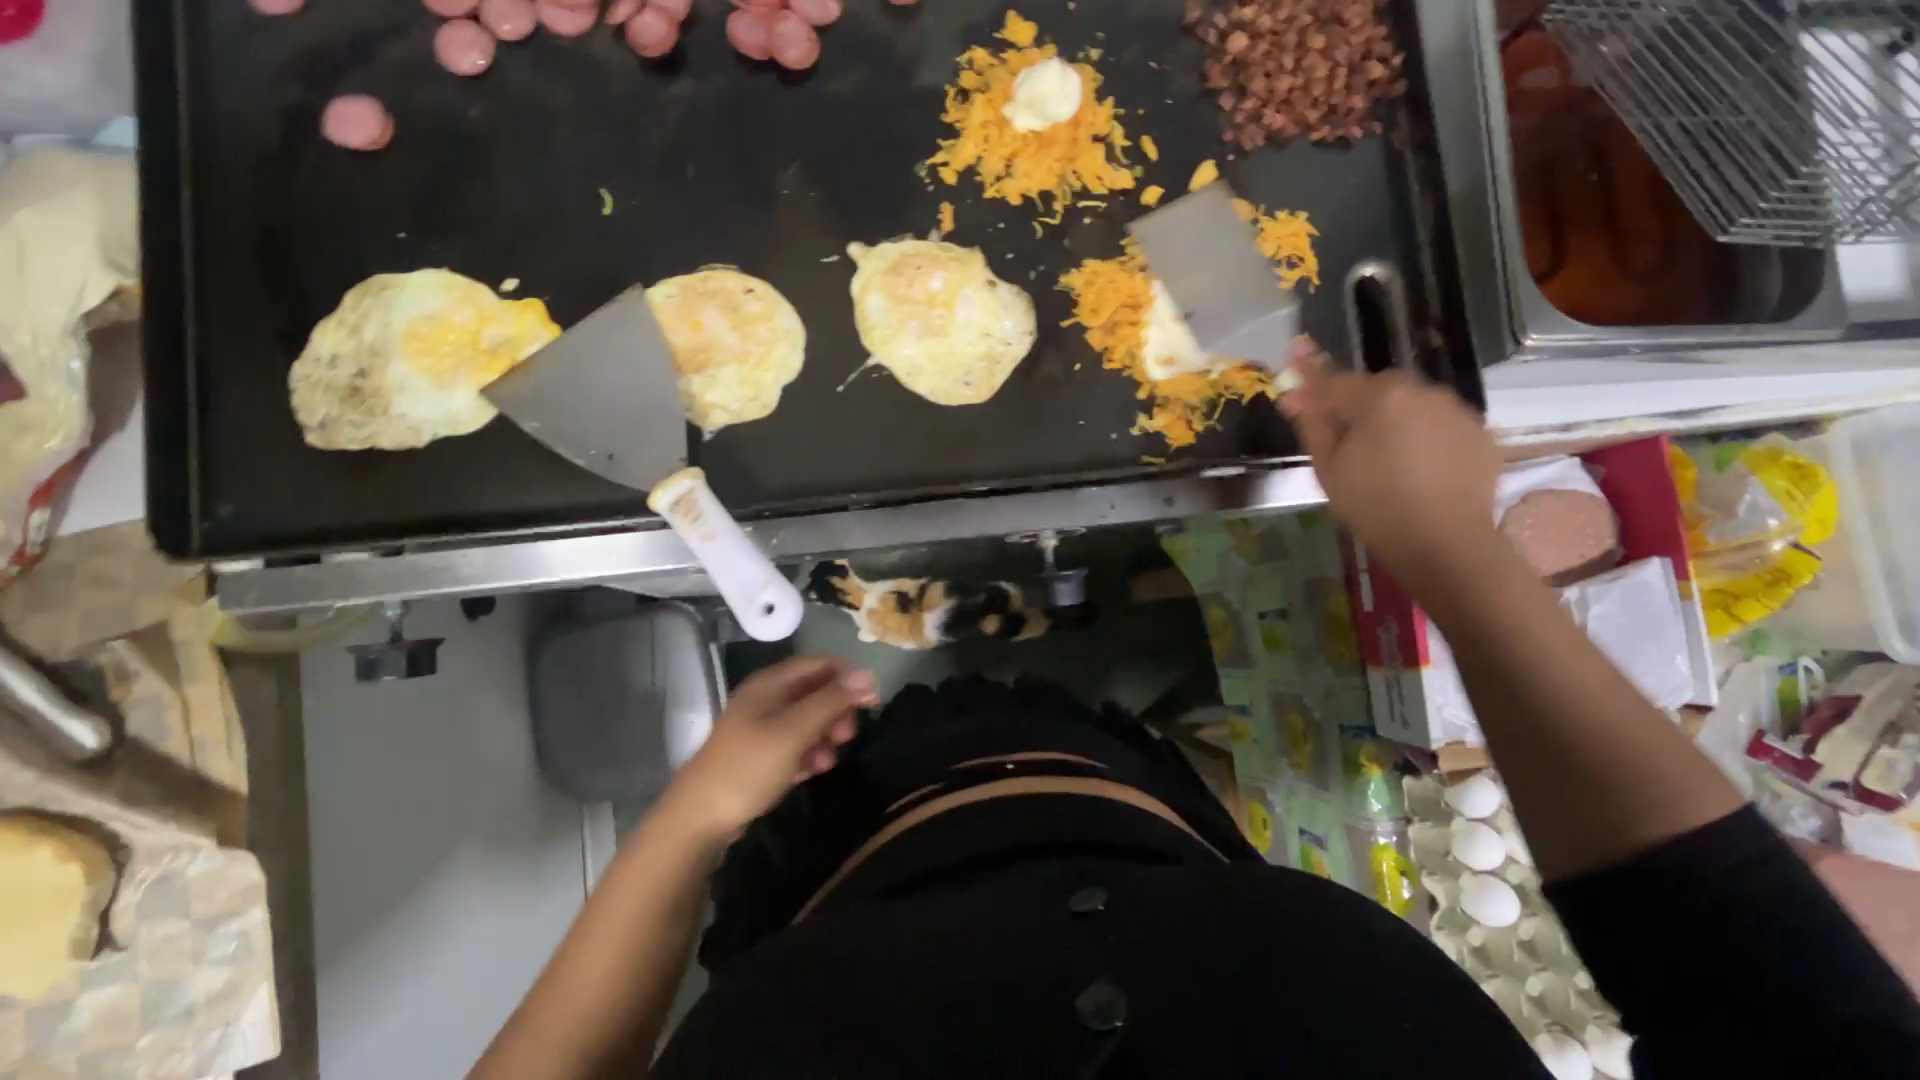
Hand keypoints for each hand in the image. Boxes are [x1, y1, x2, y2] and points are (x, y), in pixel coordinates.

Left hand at [663, 656, 876, 838]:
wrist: (701, 817)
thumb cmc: (749, 766)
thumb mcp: (794, 731)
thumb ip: (831, 701)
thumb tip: (868, 674)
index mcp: (770, 683)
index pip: (820, 663)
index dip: (849, 677)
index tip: (872, 701)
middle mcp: (766, 698)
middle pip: (816, 691)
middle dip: (838, 710)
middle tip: (848, 736)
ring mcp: (762, 727)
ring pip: (808, 720)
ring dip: (825, 736)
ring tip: (829, 760)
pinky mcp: (762, 754)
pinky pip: (796, 744)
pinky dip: (809, 754)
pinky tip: (812, 772)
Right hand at [1278, 339, 1502, 588]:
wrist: (1444, 542)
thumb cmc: (1373, 505)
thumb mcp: (1328, 468)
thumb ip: (1312, 423)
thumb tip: (1294, 394)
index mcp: (1379, 396)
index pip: (1335, 380)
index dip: (1311, 374)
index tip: (1295, 350)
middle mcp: (1421, 391)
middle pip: (1377, 390)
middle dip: (1359, 405)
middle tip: (1346, 440)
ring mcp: (1456, 410)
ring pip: (1412, 406)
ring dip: (1395, 420)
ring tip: (1387, 458)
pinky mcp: (1481, 433)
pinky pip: (1441, 425)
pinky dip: (1426, 437)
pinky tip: (1419, 468)